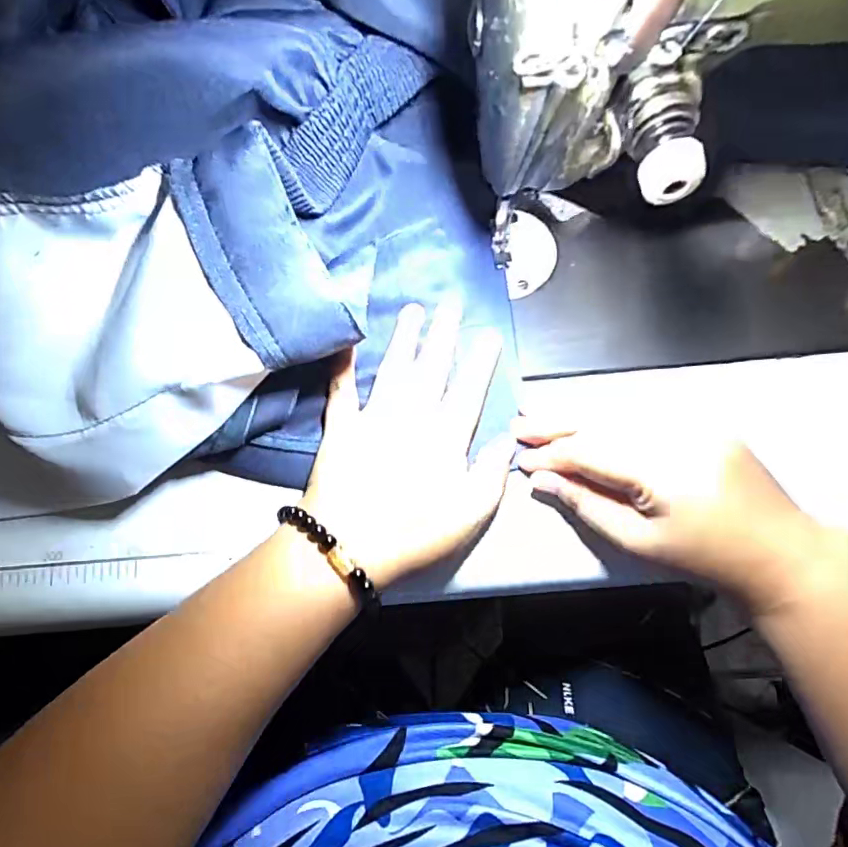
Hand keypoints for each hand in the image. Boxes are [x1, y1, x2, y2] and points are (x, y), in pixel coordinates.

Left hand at [298, 303, 515, 587]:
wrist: (348, 543)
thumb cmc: (414, 533)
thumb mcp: (470, 513)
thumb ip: (491, 473)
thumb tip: (506, 442)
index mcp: (446, 437)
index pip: (469, 389)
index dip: (480, 360)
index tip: (488, 334)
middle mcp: (412, 417)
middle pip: (432, 367)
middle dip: (444, 333)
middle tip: (451, 302)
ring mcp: (374, 418)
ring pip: (393, 368)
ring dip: (404, 338)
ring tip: (413, 311)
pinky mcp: (340, 427)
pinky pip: (342, 388)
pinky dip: (343, 365)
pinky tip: (347, 344)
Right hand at [514, 420, 847, 614]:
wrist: (779, 553)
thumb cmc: (704, 558)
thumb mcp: (639, 542)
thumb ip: (588, 506)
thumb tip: (544, 482)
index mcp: (662, 468)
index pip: (591, 451)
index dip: (553, 455)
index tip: (522, 460)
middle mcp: (679, 435)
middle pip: (605, 423)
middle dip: (560, 425)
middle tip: (521, 425)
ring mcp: (698, 426)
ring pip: (626, 416)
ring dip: (584, 419)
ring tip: (545, 419)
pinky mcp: (709, 427)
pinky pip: (651, 420)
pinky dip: (616, 422)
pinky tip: (593, 424)